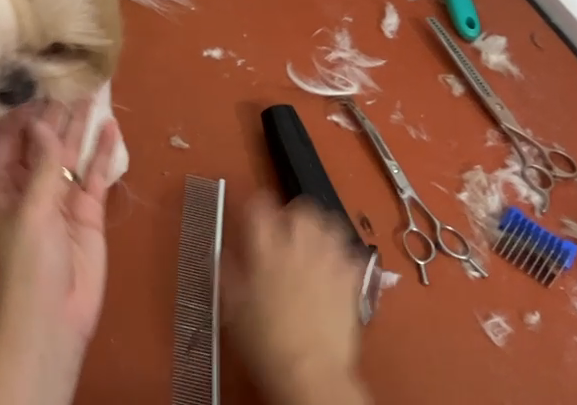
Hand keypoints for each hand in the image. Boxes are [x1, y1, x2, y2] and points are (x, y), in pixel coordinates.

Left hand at [0, 102, 119, 404]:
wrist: (54, 318)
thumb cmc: (29, 263)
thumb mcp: (30, 211)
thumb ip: (42, 166)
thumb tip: (44, 123)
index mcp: (7, 182)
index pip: (11, 136)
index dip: (21, 109)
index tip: (32, 77)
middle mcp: (34, 182)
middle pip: (45, 138)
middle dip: (55, 108)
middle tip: (70, 72)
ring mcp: (63, 196)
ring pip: (73, 151)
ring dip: (82, 123)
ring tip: (94, 88)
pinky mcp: (89, 212)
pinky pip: (96, 176)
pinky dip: (103, 152)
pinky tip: (111, 127)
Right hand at [223, 195, 369, 404]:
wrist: (309, 372)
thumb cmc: (265, 341)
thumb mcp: (233, 304)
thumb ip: (228, 271)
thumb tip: (223, 252)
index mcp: (264, 249)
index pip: (260, 207)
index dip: (256, 204)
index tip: (254, 211)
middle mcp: (298, 249)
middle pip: (301, 209)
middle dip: (293, 211)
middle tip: (286, 224)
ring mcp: (328, 263)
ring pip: (330, 225)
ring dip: (320, 227)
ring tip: (313, 238)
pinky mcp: (351, 282)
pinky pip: (353, 254)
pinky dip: (344, 254)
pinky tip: (335, 264)